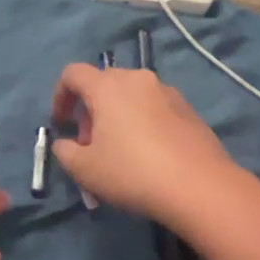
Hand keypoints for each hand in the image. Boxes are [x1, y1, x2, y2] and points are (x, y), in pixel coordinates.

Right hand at [50, 64, 237, 218]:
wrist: (199, 186)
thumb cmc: (132, 172)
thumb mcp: (84, 169)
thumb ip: (65, 151)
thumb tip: (66, 143)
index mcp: (107, 86)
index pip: (73, 74)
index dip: (60, 96)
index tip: (62, 125)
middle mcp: (138, 79)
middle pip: (103, 84)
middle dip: (89, 111)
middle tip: (90, 146)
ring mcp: (167, 92)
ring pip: (131, 96)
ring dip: (116, 117)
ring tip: (119, 153)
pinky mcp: (188, 109)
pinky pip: (154, 108)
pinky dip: (142, 123)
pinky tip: (148, 156)